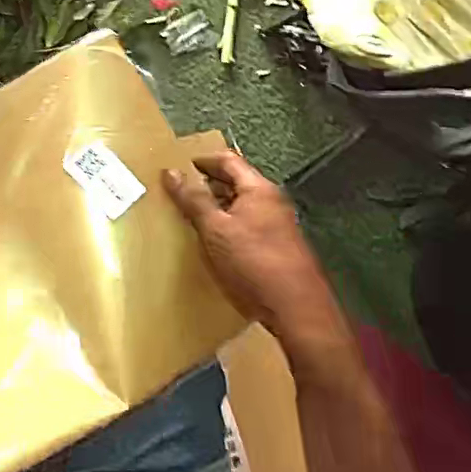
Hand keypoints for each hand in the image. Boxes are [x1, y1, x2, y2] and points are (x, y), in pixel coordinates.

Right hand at [163, 151, 356, 384]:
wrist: (299, 311)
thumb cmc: (253, 262)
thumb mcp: (215, 229)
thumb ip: (193, 200)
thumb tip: (171, 172)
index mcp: (259, 189)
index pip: (227, 160)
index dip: (201, 160)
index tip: (178, 167)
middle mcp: (272, 202)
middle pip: (236, 181)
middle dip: (207, 184)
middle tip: (180, 192)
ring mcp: (279, 226)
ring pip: (242, 205)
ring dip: (217, 207)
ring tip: (191, 217)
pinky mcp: (280, 249)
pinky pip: (248, 225)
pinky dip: (228, 225)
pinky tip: (214, 242)